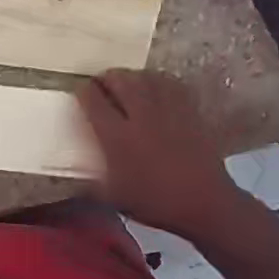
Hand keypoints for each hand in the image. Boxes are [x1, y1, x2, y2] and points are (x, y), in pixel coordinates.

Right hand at [77, 69, 252, 237]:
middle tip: (101, 86)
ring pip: (145, 76)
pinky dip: (158, 80)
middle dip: (106, 79)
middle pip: (119, 79)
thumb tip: (74, 178)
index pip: (92, 100)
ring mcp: (168, 108)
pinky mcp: (190, 109)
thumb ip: (90, 184)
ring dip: (131, 76)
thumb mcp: (114, 198)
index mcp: (117, 136)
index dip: (82, 93)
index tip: (80, 95)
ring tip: (126, 84)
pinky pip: (170, 83)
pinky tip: (156, 88)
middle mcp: (140, 114)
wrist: (204, 202)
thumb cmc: (156, 203)